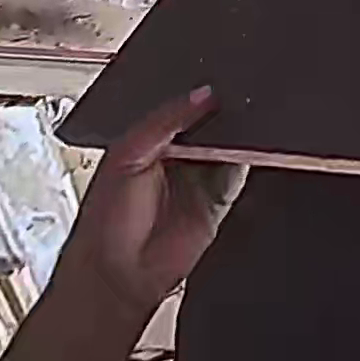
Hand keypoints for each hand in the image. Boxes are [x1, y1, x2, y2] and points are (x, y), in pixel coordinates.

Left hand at [56, 87, 247, 321]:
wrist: (117, 276)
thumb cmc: (107, 217)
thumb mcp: (128, 153)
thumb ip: (164, 121)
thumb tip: (202, 94)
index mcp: (156, 134)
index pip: (187, 103)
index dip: (203, 94)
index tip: (220, 84)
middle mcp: (183, 151)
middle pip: (214, 121)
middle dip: (226, 111)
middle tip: (240, 99)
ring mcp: (203, 174)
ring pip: (231, 143)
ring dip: (241, 134)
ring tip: (248, 121)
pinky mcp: (221, 198)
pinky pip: (241, 172)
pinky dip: (250, 161)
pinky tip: (252, 149)